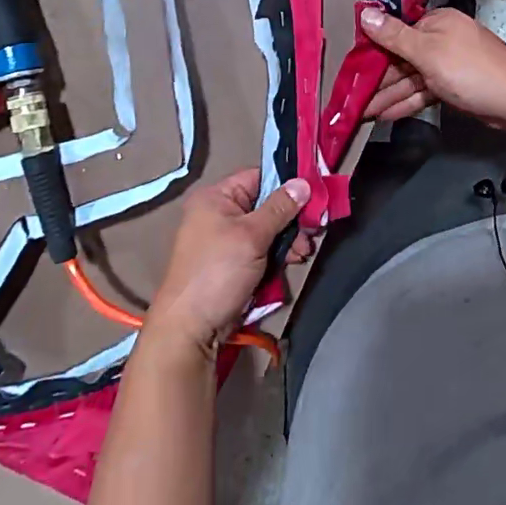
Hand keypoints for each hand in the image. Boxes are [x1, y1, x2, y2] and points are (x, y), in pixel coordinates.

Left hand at [143, 170, 312, 353]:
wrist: (191, 327)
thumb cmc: (218, 272)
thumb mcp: (252, 235)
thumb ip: (280, 208)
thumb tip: (303, 183)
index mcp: (216, 197)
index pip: (258, 177)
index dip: (286, 184)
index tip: (314, 194)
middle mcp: (219, 213)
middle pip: (266, 204)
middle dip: (291, 219)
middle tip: (312, 231)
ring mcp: (226, 239)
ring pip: (268, 229)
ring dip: (288, 239)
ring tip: (302, 253)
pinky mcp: (234, 262)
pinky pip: (262, 249)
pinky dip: (277, 254)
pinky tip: (292, 261)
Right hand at [359, 7, 505, 127]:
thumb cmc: (471, 71)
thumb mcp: (428, 52)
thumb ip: (394, 36)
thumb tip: (365, 12)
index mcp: (437, 21)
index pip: (397, 31)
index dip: (373, 50)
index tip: (351, 67)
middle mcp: (442, 38)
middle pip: (402, 57)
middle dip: (379, 79)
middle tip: (352, 98)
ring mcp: (449, 63)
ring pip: (412, 78)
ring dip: (389, 95)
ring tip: (363, 113)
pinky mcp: (455, 85)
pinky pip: (425, 91)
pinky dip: (408, 102)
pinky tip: (387, 116)